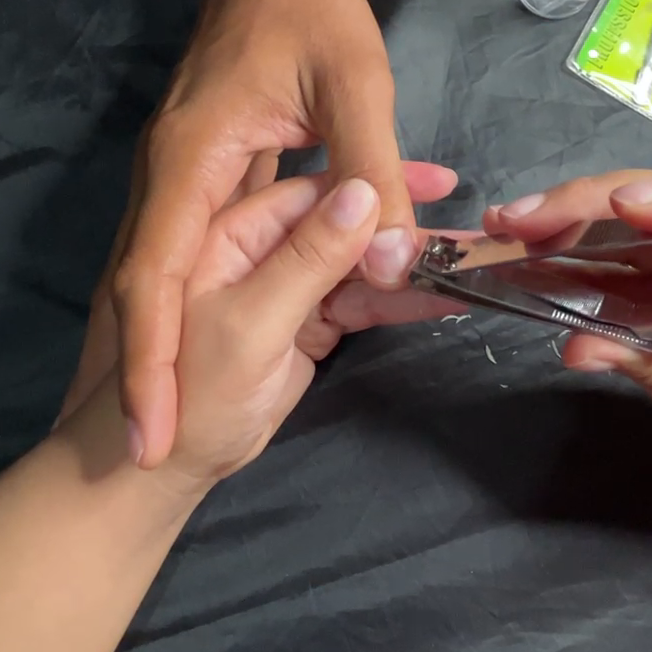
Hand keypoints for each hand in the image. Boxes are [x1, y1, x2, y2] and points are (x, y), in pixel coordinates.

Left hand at [77, 174, 454, 494]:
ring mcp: (291, 284)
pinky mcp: (310, 320)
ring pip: (361, 264)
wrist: (175, 468)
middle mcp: (266, 247)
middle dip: (407, 225)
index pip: (315, 193)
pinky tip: (446, 294)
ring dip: (412, 265)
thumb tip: (363, 194)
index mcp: (235, 231)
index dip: (377, 186)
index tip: (437, 183)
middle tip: (471, 222)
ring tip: (477, 260)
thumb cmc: (198, 393)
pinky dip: (400, 301)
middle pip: (346, 225)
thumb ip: (308, 259)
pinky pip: (362, 301)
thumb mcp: (253, 322)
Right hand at [114, 0, 418, 467]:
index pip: (147, 278)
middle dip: (149, 369)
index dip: (144, 361)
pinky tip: (265, 315)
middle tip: (158, 442)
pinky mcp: (205, 176)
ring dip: (181, 336)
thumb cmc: (307, 11)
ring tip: (187, 406)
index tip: (145, 434)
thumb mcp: (353, 85)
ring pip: (175, 274)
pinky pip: (211, 246)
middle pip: (146, 291)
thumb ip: (371, 172)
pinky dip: (232, 290)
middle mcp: (169, 181)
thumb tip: (390, 259)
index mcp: (189, 165)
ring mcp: (182, 179)